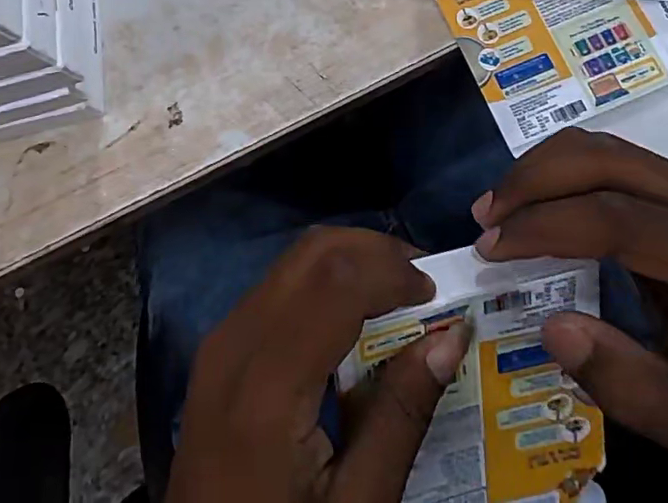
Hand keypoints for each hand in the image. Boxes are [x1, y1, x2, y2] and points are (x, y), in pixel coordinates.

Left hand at [168, 226, 471, 502]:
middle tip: (423, 282)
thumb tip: (448, 337)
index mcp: (268, 384)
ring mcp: (220, 340)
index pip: (334, 281)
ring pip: (291, 262)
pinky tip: (353, 313)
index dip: (389, 269)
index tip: (438, 293)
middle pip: (309, 254)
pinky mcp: (218, 347)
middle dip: (372, 251)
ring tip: (397, 293)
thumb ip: (399, 417)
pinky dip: (322, 282)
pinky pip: (276, 287)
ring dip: (348, 262)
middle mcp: (235, 341)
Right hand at [472, 130, 667, 502]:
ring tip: (498, 208)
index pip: (620, 220)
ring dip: (537, 169)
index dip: (545, 226)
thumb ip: (624, 384)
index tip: (491, 249)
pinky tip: (530, 199)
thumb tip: (552, 327)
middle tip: (484, 220)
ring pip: (600, 146)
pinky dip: (556, 168)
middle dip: (531, 183)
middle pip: (605, 162)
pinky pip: (605, 153)